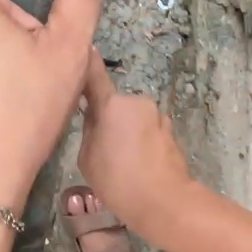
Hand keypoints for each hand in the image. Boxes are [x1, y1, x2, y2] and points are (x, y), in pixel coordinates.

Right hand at [79, 52, 196, 238]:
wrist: (163, 201)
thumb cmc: (117, 181)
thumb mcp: (87, 158)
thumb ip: (89, 131)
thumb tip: (94, 118)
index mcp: (112, 105)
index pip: (94, 76)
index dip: (86, 63)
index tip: (81, 50)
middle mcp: (136, 102)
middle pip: (114, 105)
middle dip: (108, 119)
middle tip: (102, 149)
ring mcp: (157, 115)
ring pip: (133, 119)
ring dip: (127, 132)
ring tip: (123, 163)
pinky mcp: (170, 131)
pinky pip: (147, 130)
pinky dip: (141, 141)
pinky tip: (139, 165)